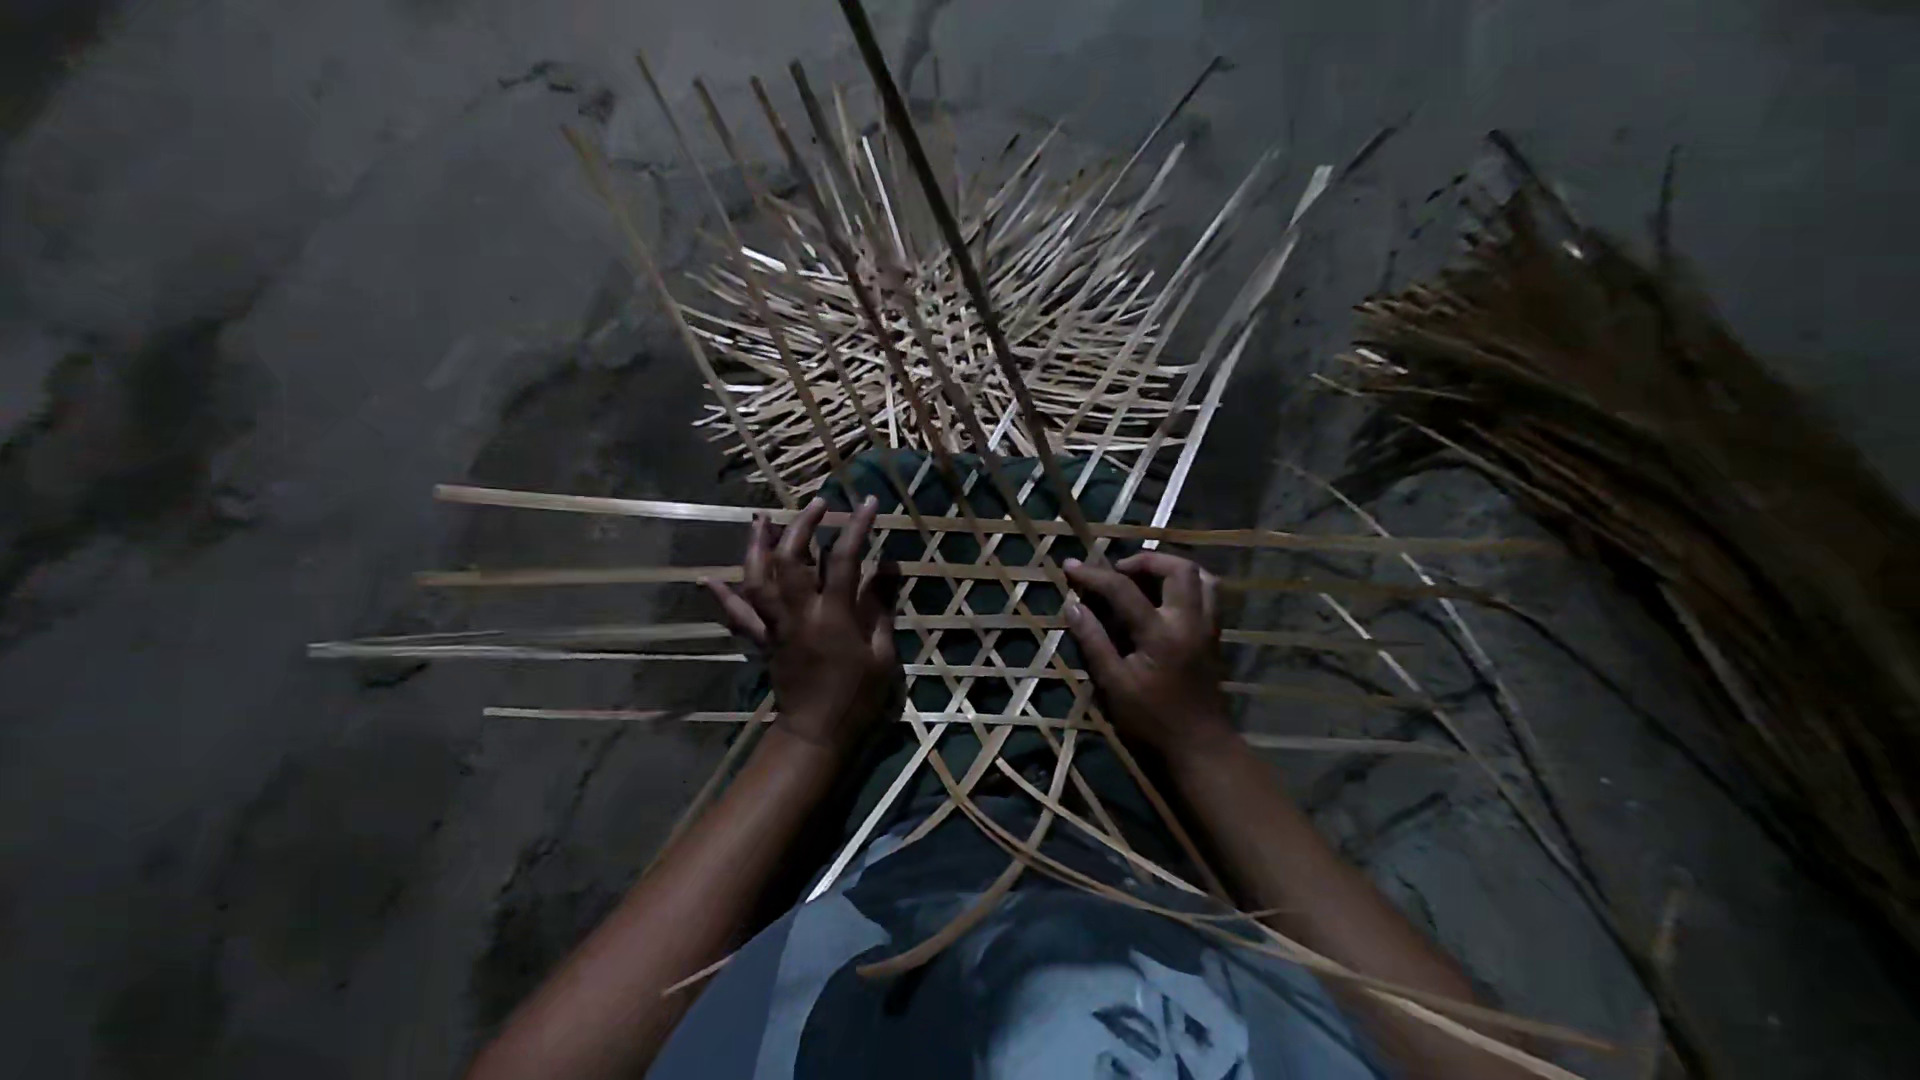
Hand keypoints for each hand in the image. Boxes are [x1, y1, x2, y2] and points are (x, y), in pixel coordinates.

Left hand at [702, 496, 898, 754]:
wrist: (817, 734)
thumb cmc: (857, 698)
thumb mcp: (881, 655)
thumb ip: (881, 608)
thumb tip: (888, 566)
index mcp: (833, 617)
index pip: (843, 560)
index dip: (857, 527)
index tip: (869, 502)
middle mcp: (798, 615)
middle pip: (791, 560)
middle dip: (802, 526)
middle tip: (817, 505)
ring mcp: (776, 627)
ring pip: (757, 579)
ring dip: (757, 546)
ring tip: (760, 519)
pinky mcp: (764, 642)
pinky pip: (739, 617)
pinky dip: (723, 598)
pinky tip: (709, 580)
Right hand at [1062, 552, 1235, 763]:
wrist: (1200, 748)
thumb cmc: (1151, 721)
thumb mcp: (1112, 685)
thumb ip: (1093, 641)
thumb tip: (1072, 606)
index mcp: (1160, 634)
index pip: (1123, 590)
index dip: (1093, 575)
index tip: (1070, 565)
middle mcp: (1190, 622)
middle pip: (1177, 569)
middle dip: (1145, 560)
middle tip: (1118, 571)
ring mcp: (1208, 628)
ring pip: (1202, 577)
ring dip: (1171, 569)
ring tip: (1144, 579)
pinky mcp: (1214, 637)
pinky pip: (1208, 594)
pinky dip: (1186, 585)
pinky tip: (1163, 600)